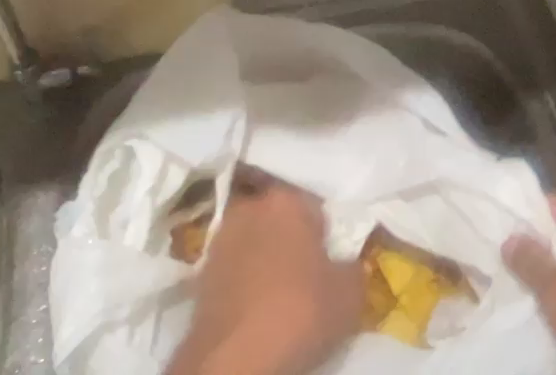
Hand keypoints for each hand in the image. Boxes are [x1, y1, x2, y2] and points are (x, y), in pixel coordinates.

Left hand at [167, 171, 362, 374]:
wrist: (236, 356)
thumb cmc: (300, 312)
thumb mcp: (350, 294)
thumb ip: (353, 265)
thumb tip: (345, 260)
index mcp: (286, 199)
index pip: (314, 203)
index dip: (325, 230)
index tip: (330, 253)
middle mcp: (250, 207)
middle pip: (278, 214)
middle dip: (290, 234)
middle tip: (306, 267)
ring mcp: (220, 235)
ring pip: (253, 236)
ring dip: (264, 252)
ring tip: (279, 287)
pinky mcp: (202, 267)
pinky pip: (234, 262)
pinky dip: (244, 274)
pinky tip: (256, 301)